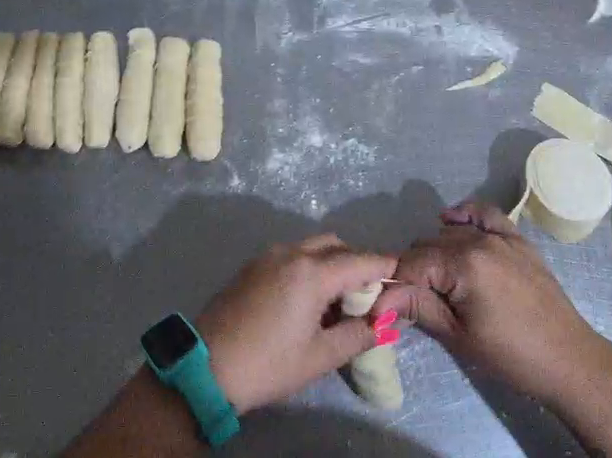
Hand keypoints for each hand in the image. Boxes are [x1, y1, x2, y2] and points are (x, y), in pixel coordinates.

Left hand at [195, 233, 397, 412]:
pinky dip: (310, 267)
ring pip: (312, 247)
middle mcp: (291, 252)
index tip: (403, 275)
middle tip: (370, 295)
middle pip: (336, 245)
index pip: (361, 260)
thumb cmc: (268, 363)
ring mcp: (269, 255)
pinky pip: (292, 255)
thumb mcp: (320, 356)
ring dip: (332, 264)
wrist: (208, 365)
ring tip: (340, 301)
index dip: (385, 266)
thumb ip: (358, 334)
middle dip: (357, 263)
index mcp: (311, 272)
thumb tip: (385, 323)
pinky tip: (311, 300)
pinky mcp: (253, 265)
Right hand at [375, 201, 611, 398]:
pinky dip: (465, 213)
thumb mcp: (457, 336)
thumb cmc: (511, 355)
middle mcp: (478, 240)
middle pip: (427, 245)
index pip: (410, 263)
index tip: (392, 303)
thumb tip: (377, 298)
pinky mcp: (517, 239)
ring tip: (441, 282)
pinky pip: (484, 212)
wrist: (569, 360)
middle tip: (417, 299)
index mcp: (462, 264)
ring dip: (437, 251)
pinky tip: (452, 222)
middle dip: (415, 269)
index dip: (396, 283)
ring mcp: (500, 236)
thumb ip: (417, 307)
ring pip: (450, 231)